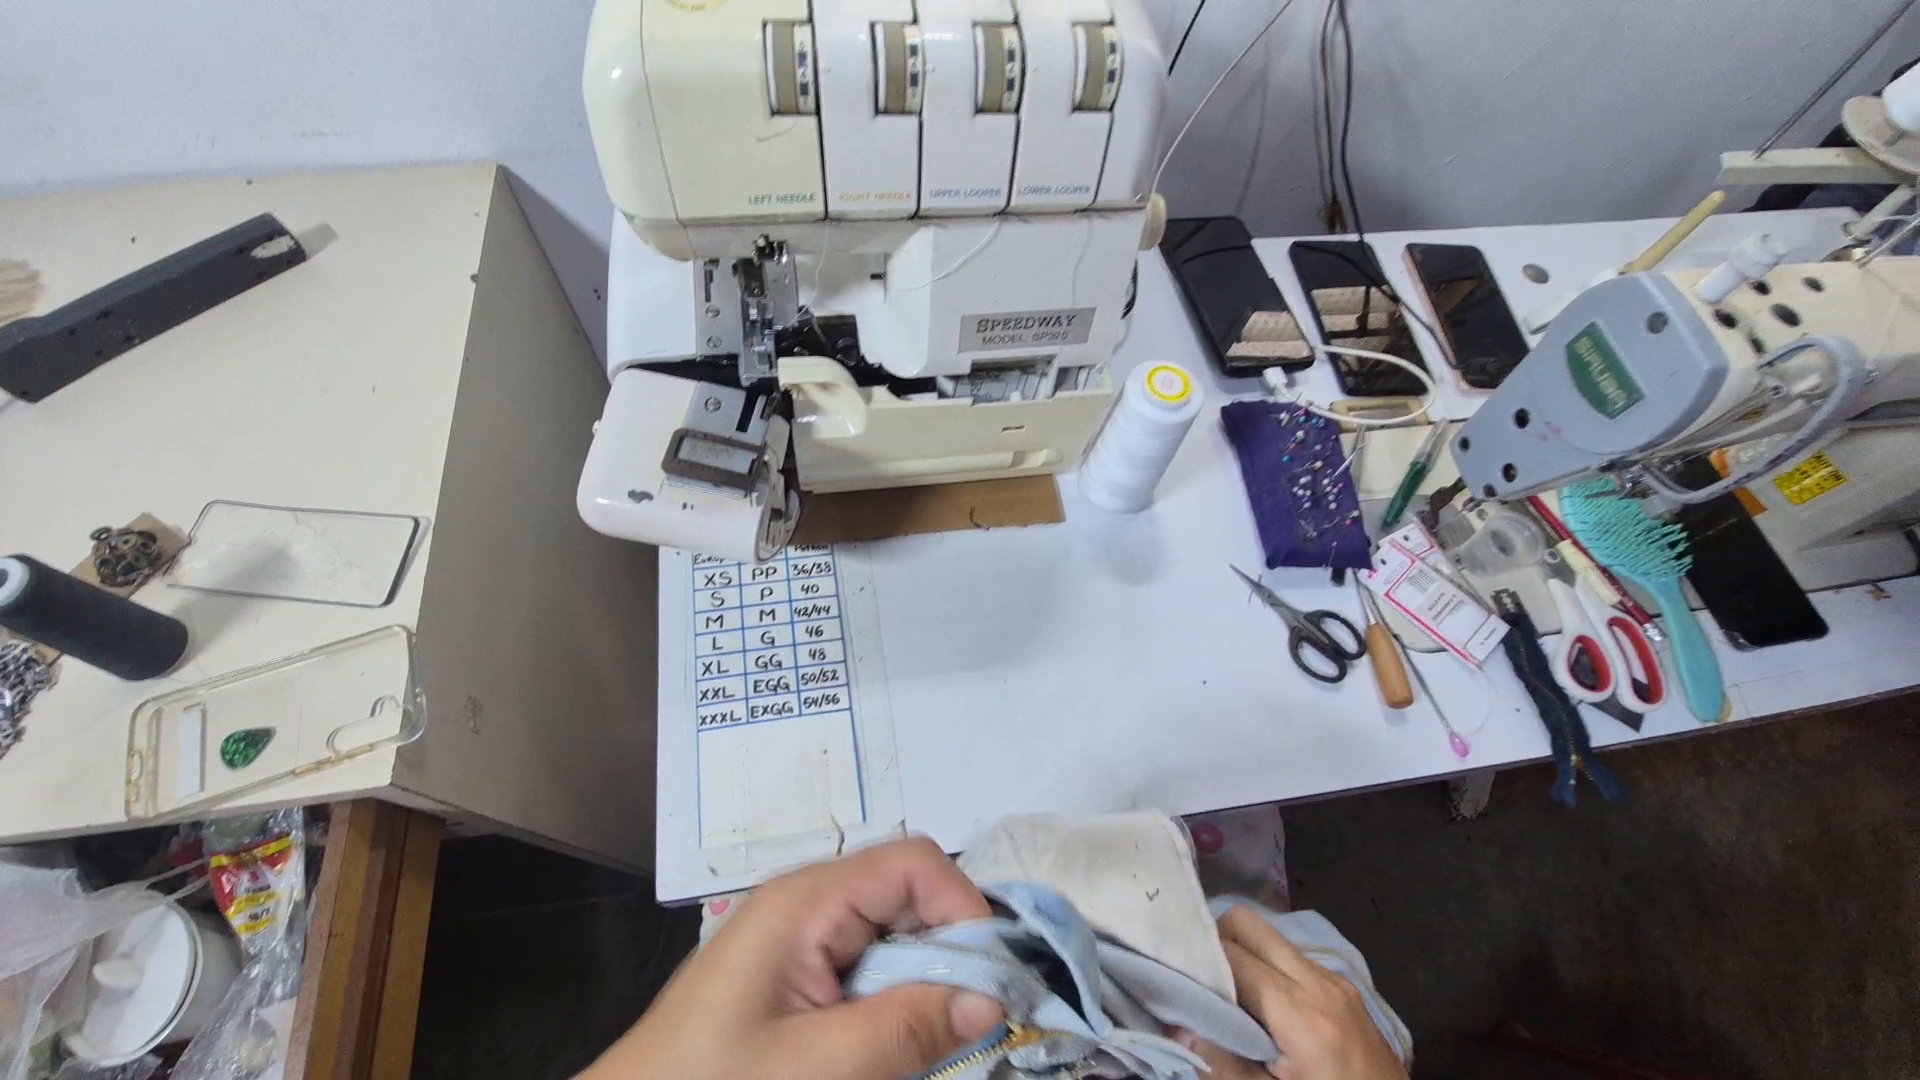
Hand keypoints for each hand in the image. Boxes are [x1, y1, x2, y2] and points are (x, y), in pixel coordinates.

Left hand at [580, 837, 1004, 1079]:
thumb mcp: (812, 1068)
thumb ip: (906, 1028)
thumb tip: (994, 998)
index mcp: (807, 900)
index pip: (913, 863)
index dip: (963, 908)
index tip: (992, 982)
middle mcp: (810, 903)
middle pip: (910, 895)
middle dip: (951, 950)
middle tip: (974, 1021)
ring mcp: (804, 938)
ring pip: (896, 935)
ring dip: (927, 983)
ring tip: (937, 1041)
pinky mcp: (800, 974)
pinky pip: (871, 969)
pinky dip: (898, 1002)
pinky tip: (896, 1046)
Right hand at [1176, 907, 1405, 1079]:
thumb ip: (1222, 1063)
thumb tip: (1178, 1025)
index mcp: (1301, 1015)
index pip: (1230, 955)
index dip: (1198, 964)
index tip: (1177, 981)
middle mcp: (1319, 983)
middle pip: (1248, 923)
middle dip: (1216, 942)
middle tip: (1203, 982)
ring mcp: (1336, 981)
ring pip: (1270, 935)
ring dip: (1243, 953)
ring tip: (1230, 995)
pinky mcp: (1345, 988)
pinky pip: (1292, 956)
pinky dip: (1267, 966)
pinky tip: (1263, 1006)